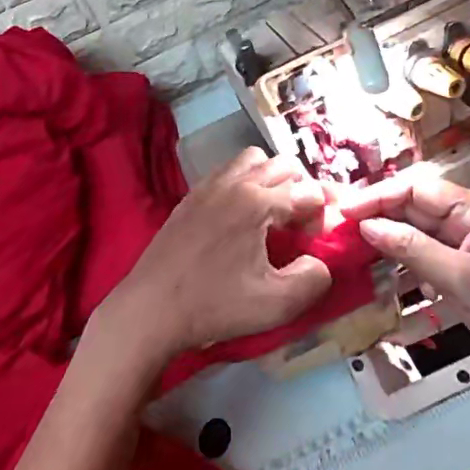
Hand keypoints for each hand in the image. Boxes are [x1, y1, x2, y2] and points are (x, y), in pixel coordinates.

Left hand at [99, 148, 333, 364]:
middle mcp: (235, 183)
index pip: (308, 191)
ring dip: (271, 177)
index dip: (320, 215)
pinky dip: (244, 181)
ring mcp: (210, 185)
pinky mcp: (191, 195)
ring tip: (270, 212)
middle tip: (297, 225)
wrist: (150, 310)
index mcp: (257, 203)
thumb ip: (313, 279)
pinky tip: (239, 215)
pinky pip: (228, 170)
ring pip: (254, 159)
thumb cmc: (215, 306)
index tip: (313, 242)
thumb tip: (319, 262)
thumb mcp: (276, 305)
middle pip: (285, 164)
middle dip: (301, 189)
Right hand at [336, 175, 469, 404]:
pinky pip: (422, 262)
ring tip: (348, 252)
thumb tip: (367, 225)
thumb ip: (413, 249)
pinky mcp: (459, 276)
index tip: (345, 211)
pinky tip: (376, 278)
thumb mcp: (463, 280)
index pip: (419, 190)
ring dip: (385, 243)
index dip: (380, 196)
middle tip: (337, 230)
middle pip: (415, 210)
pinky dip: (401, 268)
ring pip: (415, 236)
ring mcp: (464, 250)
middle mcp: (469, 223)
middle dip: (378, 217)